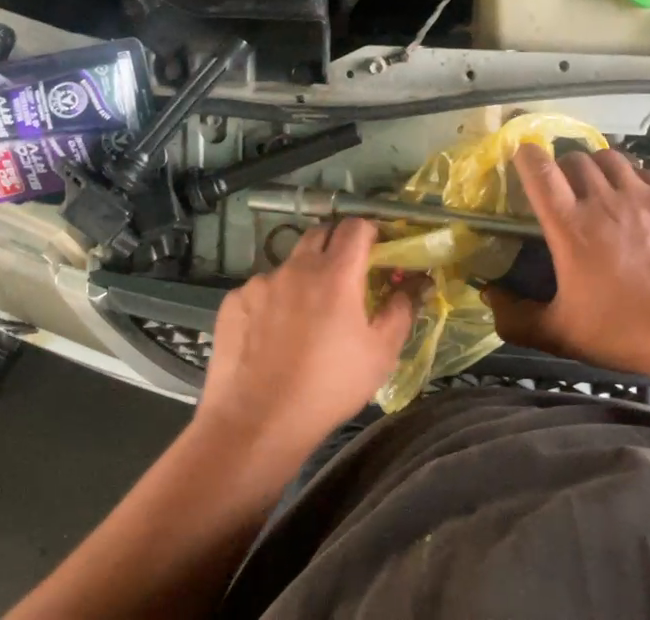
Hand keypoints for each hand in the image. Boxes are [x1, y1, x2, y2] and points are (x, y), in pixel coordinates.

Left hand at [194, 218, 414, 459]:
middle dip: (337, 246)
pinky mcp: (234, 301)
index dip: (370, 232)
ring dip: (304, 277)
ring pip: (290, 265)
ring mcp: (260, 282)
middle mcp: (296, 267)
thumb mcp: (380, 354)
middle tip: (347, 278)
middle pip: (320, 234)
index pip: (355, 226)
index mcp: (336, 273)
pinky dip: (274, 301)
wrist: (256, 422)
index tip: (377, 250)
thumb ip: (401, 309)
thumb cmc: (329, 387)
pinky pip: (261, 290)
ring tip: (307, 317)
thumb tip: (415, 283)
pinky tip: (274, 336)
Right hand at [485, 145, 649, 379]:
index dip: (527, 156)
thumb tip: (489, 297)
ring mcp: (644, 196)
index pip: (541, 171)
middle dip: (563, 166)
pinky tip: (638, 201)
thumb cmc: (627, 332)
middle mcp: (604, 200)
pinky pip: (647, 171)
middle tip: (563, 188)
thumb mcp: (562, 334)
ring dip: (597, 167)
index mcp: (571, 227)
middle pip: (575, 159)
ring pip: (611, 158)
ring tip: (599, 187)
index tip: (522, 155)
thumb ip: (517, 318)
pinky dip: (634, 178)